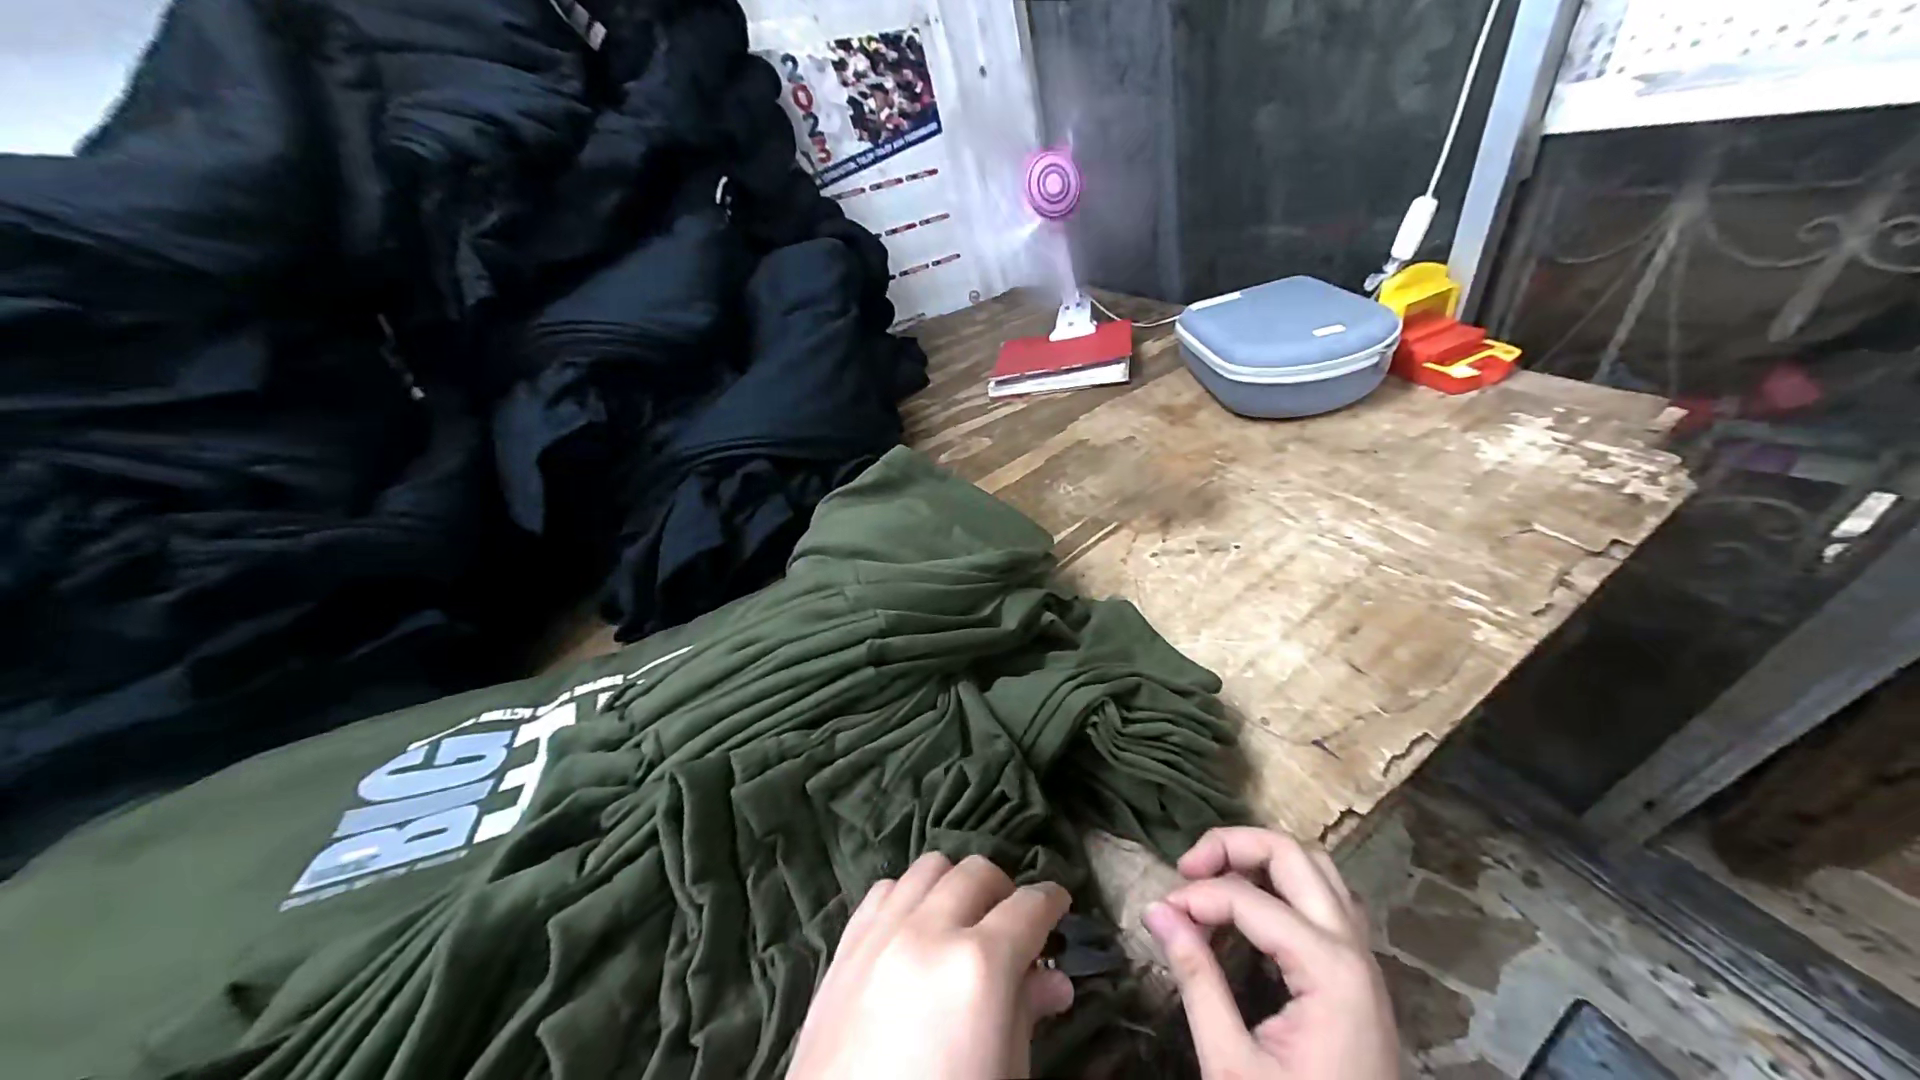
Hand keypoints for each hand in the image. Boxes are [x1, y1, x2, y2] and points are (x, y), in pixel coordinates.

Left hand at [787, 853, 1075, 1079]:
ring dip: (955, 884)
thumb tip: (1054, 981)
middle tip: (1013, 923)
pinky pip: (886, 889)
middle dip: (1005, 890)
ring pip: (930, 867)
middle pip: (978, 872)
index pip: (1029, 906)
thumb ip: (1027, 1014)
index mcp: (979, 965)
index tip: (1059, 905)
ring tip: (963, 919)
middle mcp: (930, 930)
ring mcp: (882, 931)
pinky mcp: (847, 944)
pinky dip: (910, 895)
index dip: (1052, 901)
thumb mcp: (1003, 1074)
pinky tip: (915, 927)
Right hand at [1142, 828, 1399, 1079]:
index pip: (1249, 898)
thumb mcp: (1231, 1063)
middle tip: (1186, 868)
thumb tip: (1156, 909)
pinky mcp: (1359, 971)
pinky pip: (1327, 896)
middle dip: (1232, 845)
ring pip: (1316, 866)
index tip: (1161, 913)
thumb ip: (1196, 979)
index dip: (1197, 896)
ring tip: (1215, 876)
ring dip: (1261, 857)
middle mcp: (1354, 949)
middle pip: (1293, 854)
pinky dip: (1284, 881)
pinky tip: (1254, 902)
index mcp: (1330, 971)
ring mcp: (1363, 958)